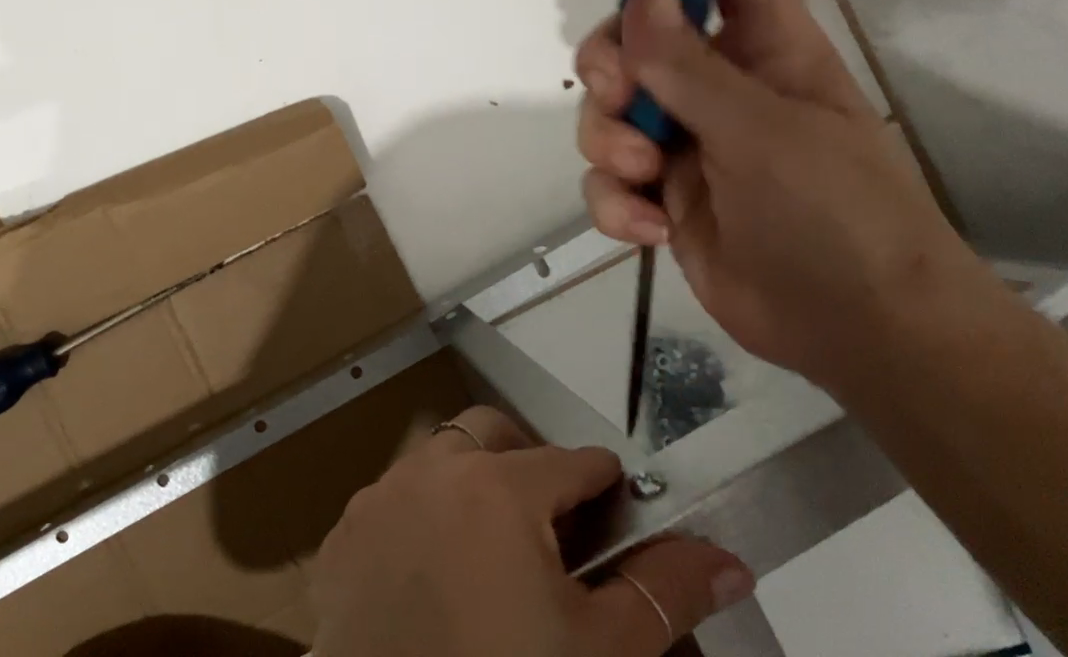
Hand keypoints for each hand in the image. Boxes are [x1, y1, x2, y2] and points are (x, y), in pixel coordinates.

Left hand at [310, 406, 752, 656]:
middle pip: (491, 432)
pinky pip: (389, 502)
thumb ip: (664, 592)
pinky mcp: (341, 535)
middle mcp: (430, 473)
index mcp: (498, 486)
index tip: (620, 516)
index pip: (575, 459)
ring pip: (433, 460)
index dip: (608, 487)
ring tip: (492, 549)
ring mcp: (377, 499)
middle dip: (529, 460)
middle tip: (553, 524)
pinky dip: (418, 518)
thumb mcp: (602, 649)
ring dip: (467, 483)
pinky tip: (434, 573)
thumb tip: (725, 560)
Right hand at [575, 0, 975, 381]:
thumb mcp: (763, 131)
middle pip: (637, 38)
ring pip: (608, 113)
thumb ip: (691, 65)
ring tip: (646, 180)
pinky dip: (615, 204)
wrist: (857, 329)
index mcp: (766, 51)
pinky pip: (608, 182)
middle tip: (618, 93)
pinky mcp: (663, 197)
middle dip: (610, 62)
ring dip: (608, 144)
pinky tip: (651, 230)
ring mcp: (686, 145)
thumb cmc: (838, 214)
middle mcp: (720, 88)